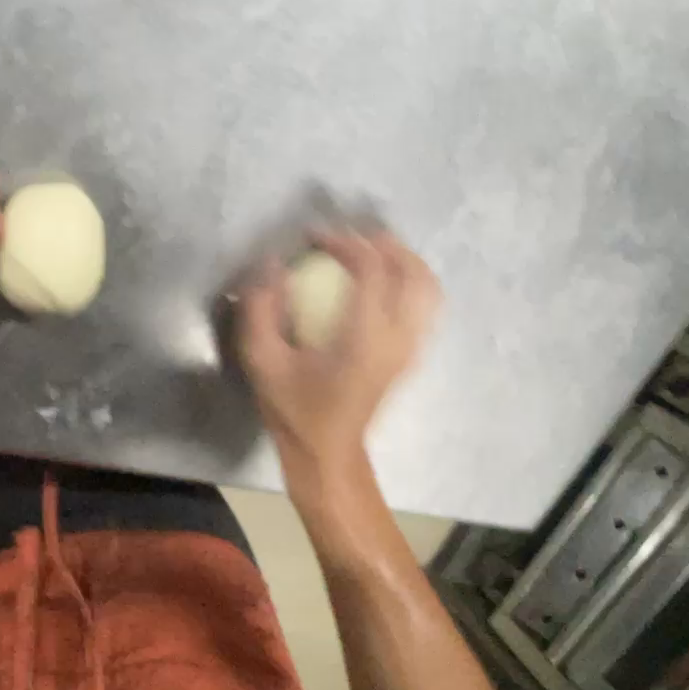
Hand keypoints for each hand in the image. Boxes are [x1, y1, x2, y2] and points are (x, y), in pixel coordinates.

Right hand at [240, 232, 440, 481]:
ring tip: (370, 251)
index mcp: (364, 338)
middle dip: (381, 243)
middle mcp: (398, 338)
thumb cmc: (293, 410)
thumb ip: (261, 309)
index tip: (314, 238)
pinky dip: (411, 282)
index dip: (345, 242)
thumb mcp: (263, 361)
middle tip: (346, 236)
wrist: (326, 453)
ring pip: (427, 287)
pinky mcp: (411, 356)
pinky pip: (426, 306)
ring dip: (402, 259)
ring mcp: (410, 348)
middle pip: (410, 270)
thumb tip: (271, 264)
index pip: (371, 269)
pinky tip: (384, 282)